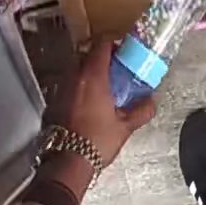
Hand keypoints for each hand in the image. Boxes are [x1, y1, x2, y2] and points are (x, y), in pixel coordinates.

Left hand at [48, 38, 157, 166]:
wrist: (69, 161)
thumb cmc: (97, 142)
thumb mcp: (125, 127)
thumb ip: (141, 111)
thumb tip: (151, 103)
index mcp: (93, 77)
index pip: (101, 45)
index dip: (113, 43)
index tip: (123, 49)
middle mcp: (74, 77)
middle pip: (86, 53)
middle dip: (100, 57)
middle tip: (115, 68)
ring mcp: (61, 88)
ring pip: (75, 68)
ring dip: (89, 71)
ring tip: (103, 86)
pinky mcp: (54, 101)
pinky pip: (68, 85)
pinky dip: (79, 86)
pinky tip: (89, 101)